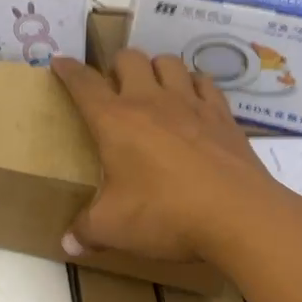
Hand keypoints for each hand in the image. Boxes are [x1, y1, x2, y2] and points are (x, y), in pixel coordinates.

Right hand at [51, 49, 294, 264]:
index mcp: (113, 120)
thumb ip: (87, 231)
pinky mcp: (223, 116)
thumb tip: (67, 244)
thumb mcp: (116, 228)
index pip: (82, 82)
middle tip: (115, 87)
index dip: (67, 69)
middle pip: (128, 58)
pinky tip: (193, 101)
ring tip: (153, 87)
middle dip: (116, 65)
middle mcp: (148, 101)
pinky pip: (206, 83)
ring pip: (168, 62)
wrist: (242, 218)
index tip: (59, 62)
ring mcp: (190, 104)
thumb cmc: (168, 215)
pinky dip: (195, 84)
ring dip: (156, 68)